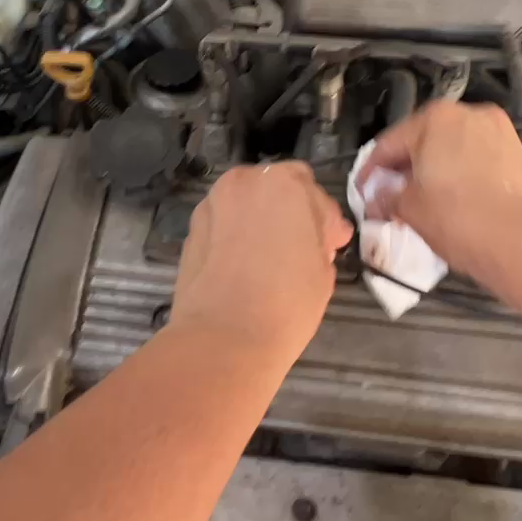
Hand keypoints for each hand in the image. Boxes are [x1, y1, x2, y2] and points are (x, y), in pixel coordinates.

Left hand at [170, 162, 352, 361]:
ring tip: (268, 259)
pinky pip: (223, 224)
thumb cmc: (286, 302)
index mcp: (283, 183)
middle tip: (300, 249)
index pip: (314, 193)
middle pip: (275, 188)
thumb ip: (321, 238)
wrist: (223, 338)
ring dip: (259, 221)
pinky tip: (242, 267)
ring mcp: (212, 204)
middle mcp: (244, 182)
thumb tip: (320, 235)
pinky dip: (235, 236)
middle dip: (290, 212)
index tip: (330, 247)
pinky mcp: (191, 229)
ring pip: (246, 204)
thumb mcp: (323, 269)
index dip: (325, 222)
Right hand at [359, 102, 521, 282]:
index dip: (369, 171)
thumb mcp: (410, 209)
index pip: (389, 143)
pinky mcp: (518, 154)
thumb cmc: (458, 218)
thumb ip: (387, 198)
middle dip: (404, 168)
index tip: (361, 192)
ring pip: (452, 149)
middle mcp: (468, 114)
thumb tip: (378, 200)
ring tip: (420, 201)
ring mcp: (498, 132)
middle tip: (388, 197)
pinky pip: (476, 161)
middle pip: (423, 141)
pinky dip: (460, 176)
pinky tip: (452, 201)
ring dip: (433, 171)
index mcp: (435, 118)